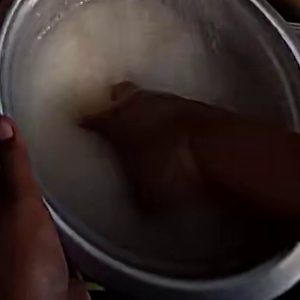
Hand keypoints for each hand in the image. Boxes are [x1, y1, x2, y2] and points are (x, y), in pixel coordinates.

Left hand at [0, 115, 93, 299]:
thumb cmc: (26, 262)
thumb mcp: (20, 203)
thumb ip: (15, 165)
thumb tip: (2, 120)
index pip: (8, 165)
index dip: (20, 143)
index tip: (39, 116)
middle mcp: (16, 222)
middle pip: (33, 187)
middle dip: (49, 166)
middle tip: (74, 135)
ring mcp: (42, 244)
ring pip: (55, 210)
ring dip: (68, 193)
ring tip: (92, 160)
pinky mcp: (69, 263)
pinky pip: (77, 234)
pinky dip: (86, 222)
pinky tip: (102, 202)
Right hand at [78, 83, 228, 209]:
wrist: (217, 148)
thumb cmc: (172, 170)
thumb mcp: (150, 197)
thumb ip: (137, 197)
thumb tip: (135, 205)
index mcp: (116, 123)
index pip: (94, 119)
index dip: (87, 121)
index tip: (82, 123)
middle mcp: (136, 105)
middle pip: (119, 94)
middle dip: (116, 101)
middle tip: (116, 111)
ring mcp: (166, 100)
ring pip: (147, 96)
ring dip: (146, 107)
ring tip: (148, 121)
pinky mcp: (193, 104)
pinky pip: (173, 105)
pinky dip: (171, 115)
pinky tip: (176, 128)